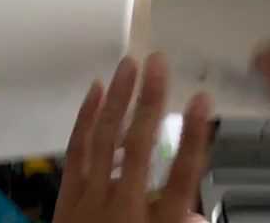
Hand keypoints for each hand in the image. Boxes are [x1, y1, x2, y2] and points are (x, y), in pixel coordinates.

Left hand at [54, 53, 212, 222]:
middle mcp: (124, 211)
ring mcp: (91, 202)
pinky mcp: (66, 199)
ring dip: (119, 98)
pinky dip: (85, 118)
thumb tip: (196, 215)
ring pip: (106, 141)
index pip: (182, 179)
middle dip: (151, 102)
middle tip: (160, 62)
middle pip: (141, 148)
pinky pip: (77, 151)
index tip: (202, 101)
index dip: (193, 138)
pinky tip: (96, 90)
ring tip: (130, 63)